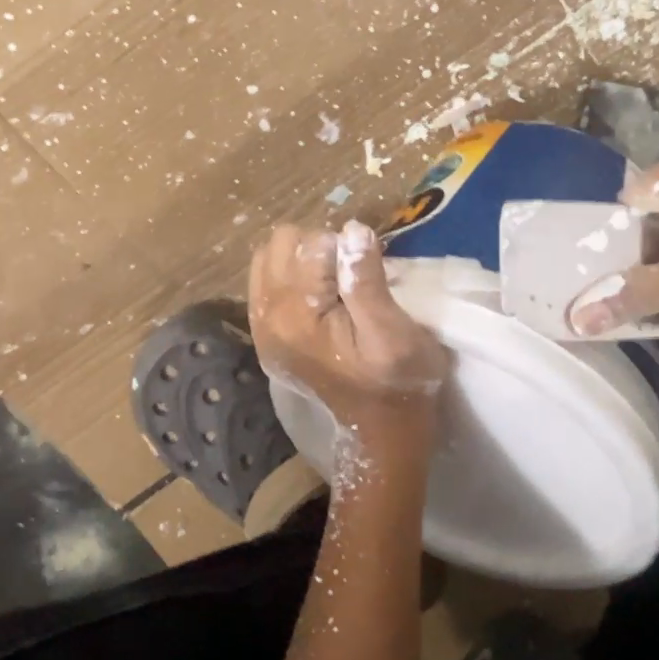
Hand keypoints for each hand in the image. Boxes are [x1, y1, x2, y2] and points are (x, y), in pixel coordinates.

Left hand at [248, 221, 450, 431]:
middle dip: (319, 247)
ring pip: (270, 256)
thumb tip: (352, 229)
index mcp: (295, 315)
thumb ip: (366, 281)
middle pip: (282, 242)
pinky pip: (267, 279)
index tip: (368, 275)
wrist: (383, 429)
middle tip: (351, 278)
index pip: (311, 243)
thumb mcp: (392, 332)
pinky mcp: (267, 333)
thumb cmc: (397, 379)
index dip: (345, 249)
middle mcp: (266, 317)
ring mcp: (261, 326)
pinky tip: (320, 296)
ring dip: (304, 258)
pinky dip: (292, 275)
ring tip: (336, 285)